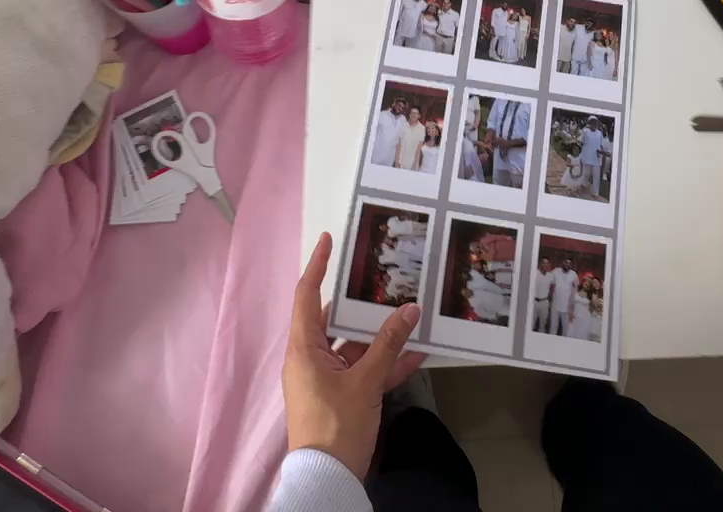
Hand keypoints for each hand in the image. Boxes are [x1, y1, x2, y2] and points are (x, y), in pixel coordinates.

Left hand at [284, 232, 426, 479]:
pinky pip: (365, 372)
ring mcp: (326, 379)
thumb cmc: (335, 425)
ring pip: (355, 346)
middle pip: (335, 319)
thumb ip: (388, 344)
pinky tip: (418, 357)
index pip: (307, 295)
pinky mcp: (342, 398)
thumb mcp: (365, 382)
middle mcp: (311, 358)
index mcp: (304, 348)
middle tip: (383, 278)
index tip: (328, 239)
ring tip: (410, 314)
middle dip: (362, 303)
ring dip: (382, 337)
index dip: (317, 265)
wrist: (328, 483)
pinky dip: (386, 365)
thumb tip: (410, 309)